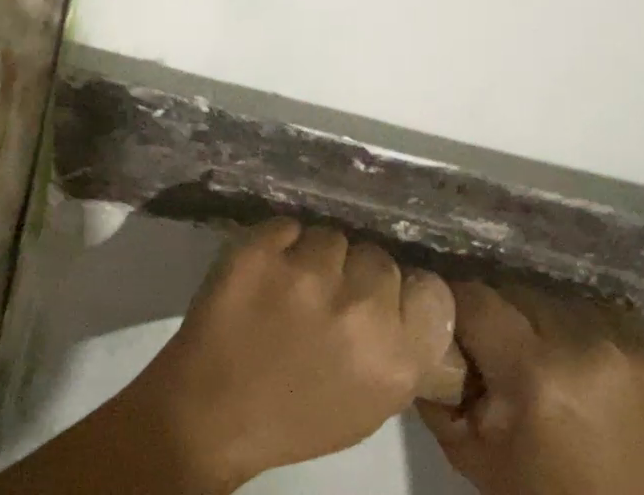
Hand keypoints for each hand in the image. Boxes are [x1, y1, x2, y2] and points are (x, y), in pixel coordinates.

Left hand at [119, 219, 457, 490]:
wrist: (213, 411)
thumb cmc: (295, 417)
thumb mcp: (372, 403)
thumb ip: (400, 350)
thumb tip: (405, 302)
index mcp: (397, 356)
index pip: (429, 289)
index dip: (406, 289)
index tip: (385, 296)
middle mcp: (359, 308)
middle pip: (377, 256)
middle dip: (356, 272)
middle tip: (330, 295)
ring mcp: (306, 274)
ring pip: (330, 236)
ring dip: (315, 255)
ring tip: (292, 285)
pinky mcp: (259, 251)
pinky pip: (286, 225)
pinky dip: (278, 243)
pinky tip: (266, 272)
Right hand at [416, 282, 643, 494]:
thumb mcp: (472, 453)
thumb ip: (437, 389)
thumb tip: (422, 334)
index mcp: (535, 371)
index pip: (474, 297)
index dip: (457, 309)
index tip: (453, 326)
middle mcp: (591, 345)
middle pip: (522, 293)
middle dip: (505, 319)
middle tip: (505, 355)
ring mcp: (643, 348)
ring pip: (568, 301)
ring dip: (552, 325)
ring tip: (556, 364)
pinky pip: (617, 321)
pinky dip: (599, 339)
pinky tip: (600, 373)